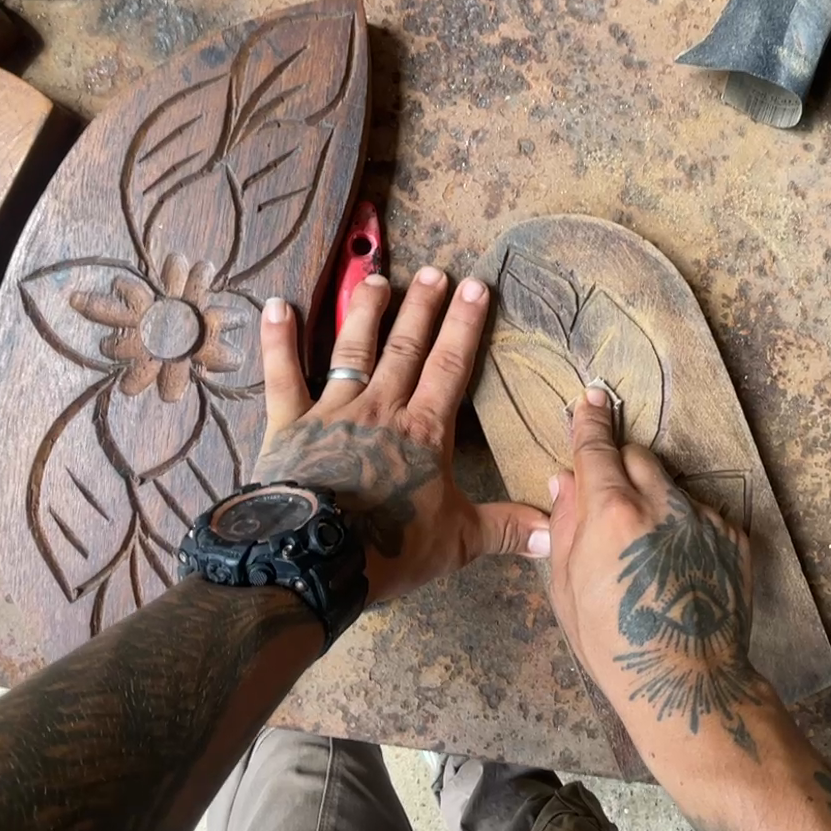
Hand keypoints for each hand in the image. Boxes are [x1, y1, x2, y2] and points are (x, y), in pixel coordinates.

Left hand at [251, 268, 549, 604]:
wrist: (315, 559)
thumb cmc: (389, 546)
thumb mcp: (457, 540)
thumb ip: (506, 528)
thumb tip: (554, 536)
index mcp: (424, 430)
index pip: (451, 366)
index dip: (465, 325)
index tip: (476, 287)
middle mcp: (381, 407)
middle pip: (406, 347)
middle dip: (423, 307)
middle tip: (434, 271)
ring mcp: (333, 411)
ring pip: (354, 350)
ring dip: (367, 312)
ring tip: (378, 279)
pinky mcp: (290, 425)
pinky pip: (283, 376)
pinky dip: (279, 341)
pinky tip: (276, 306)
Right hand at [546, 387, 768, 752]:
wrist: (688, 682)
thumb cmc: (614, 643)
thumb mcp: (567, 588)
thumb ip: (565, 524)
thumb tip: (563, 478)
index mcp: (613, 513)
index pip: (597, 448)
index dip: (590, 420)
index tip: (592, 398)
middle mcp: (662, 503)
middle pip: (637, 454)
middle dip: (620, 466)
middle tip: (612, 501)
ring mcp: (703, 517)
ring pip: (670, 482)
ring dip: (654, 498)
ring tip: (650, 551)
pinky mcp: (733, 534)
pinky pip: (700, 511)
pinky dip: (684, 524)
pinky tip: (679, 566)